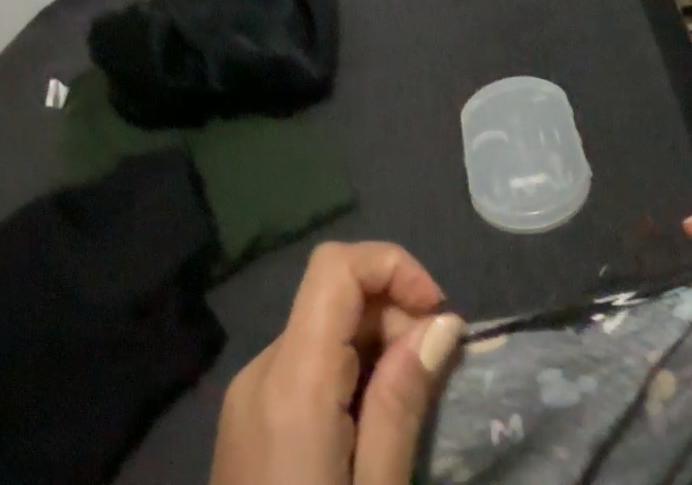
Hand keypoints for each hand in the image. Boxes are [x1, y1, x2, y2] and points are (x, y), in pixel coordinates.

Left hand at [211, 242, 463, 484]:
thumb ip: (403, 399)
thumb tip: (442, 322)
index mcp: (290, 382)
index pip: (335, 268)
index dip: (393, 266)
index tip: (439, 315)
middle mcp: (261, 371)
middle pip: (333, 295)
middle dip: (395, 314)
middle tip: (432, 378)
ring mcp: (249, 394)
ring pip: (323, 328)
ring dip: (377, 345)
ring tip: (405, 410)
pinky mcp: (249, 417)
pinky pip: (307, 364)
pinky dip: (350, 371)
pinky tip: (369, 425)